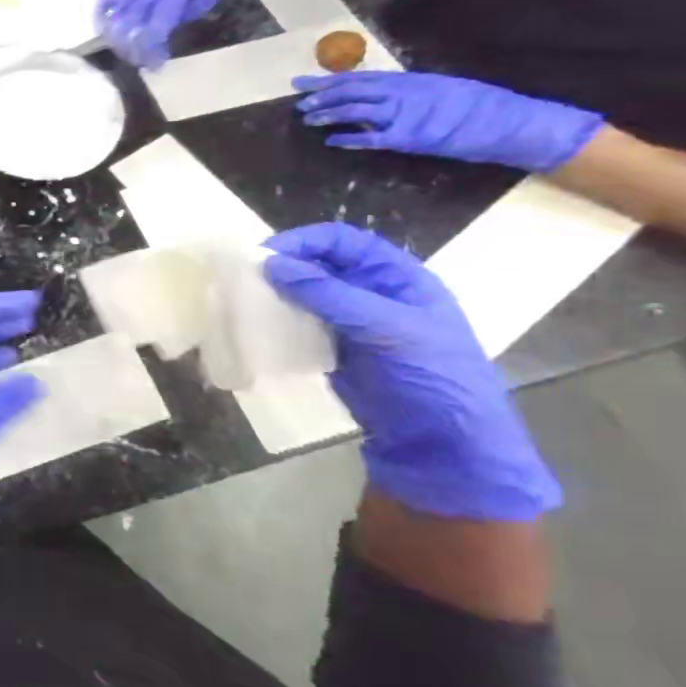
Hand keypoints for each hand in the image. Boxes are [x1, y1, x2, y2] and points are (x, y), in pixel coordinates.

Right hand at [100, 0, 260, 67]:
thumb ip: (181, 18)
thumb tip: (160, 37)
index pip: (154, 30)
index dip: (151, 52)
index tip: (156, 66)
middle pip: (130, 29)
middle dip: (133, 51)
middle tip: (141, 62)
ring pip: (116, 19)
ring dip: (118, 41)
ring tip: (126, 51)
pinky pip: (109, 1)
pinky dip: (101, 16)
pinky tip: (102, 31)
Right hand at [262, 223, 560, 521]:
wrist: (442, 445)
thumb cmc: (430, 377)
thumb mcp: (387, 329)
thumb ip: (330, 294)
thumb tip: (272, 264)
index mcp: (398, 278)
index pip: (344, 242)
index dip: (305, 241)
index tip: (264, 255)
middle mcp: (372, 295)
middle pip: (320, 265)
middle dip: (284, 267)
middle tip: (244, 278)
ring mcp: (351, 324)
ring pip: (305, 296)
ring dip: (276, 295)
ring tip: (244, 301)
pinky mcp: (333, 352)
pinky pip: (299, 327)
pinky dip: (277, 324)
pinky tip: (257, 328)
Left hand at [295, 71, 606, 172]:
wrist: (507, 120)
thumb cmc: (475, 104)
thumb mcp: (436, 87)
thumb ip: (404, 90)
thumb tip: (374, 94)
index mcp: (408, 79)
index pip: (359, 78)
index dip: (327, 81)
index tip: (303, 83)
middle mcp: (403, 92)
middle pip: (352, 91)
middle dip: (322, 95)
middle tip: (299, 101)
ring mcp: (405, 114)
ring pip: (356, 110)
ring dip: (329, 114)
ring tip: (307, 118)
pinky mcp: (409, 137)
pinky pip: (370, 138)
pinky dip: (348, 138)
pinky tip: (330, 141)